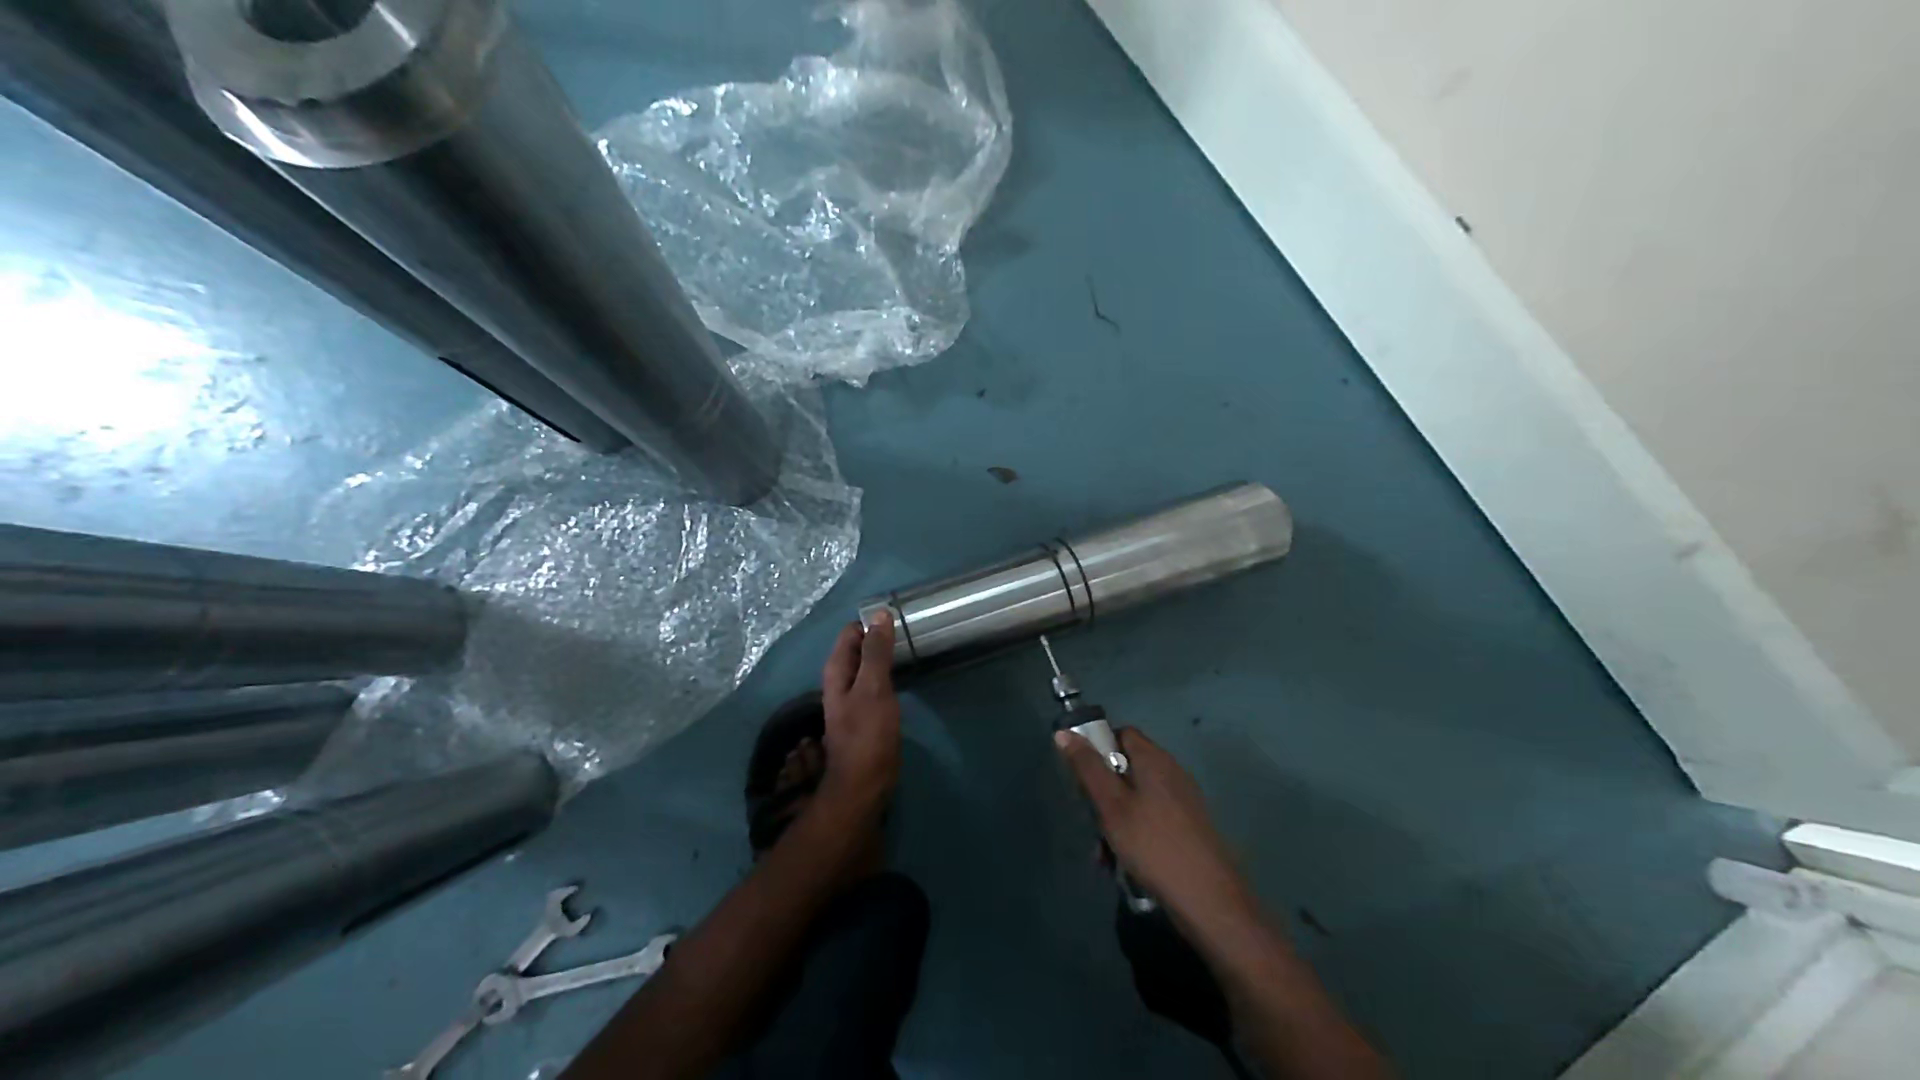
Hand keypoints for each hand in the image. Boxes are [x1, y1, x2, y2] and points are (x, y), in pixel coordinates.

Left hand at [818, 612, 901, 812]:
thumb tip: (879, 614)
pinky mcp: (866, 715)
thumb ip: (876, 652)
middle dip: (878, 638)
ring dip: (884, 657)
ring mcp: (853, 700)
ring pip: (867, 667)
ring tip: (910, 648)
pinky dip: (888, 675)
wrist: (864, 785)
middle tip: (909, 631)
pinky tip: (904, 677)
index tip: (897, 618)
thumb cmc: (867, 734)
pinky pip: (876, 685)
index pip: (850, 633)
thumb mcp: (874, 688)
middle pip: (858, 649)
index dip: (870, 623)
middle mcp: (840, 682)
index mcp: (836, 671)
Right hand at [1056, 728, 1255, 930]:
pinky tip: (1122, 863)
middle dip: (1102, 792)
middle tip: (1090, 820)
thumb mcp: (1111, 805)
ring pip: (1136, 797)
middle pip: (1127, 767)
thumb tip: (1063, 733)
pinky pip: (1151, 818)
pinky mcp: (1187, 828)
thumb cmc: (1152, 844)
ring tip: (1102, 852)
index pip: (1122, 733)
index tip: (1081, 774)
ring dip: (1114, 819)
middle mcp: (1171, 773)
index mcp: (1155, 760)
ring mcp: (1182, 801)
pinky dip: (1133, 833)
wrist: (1208, 899)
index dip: (1098, 746)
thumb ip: (1087, 768)